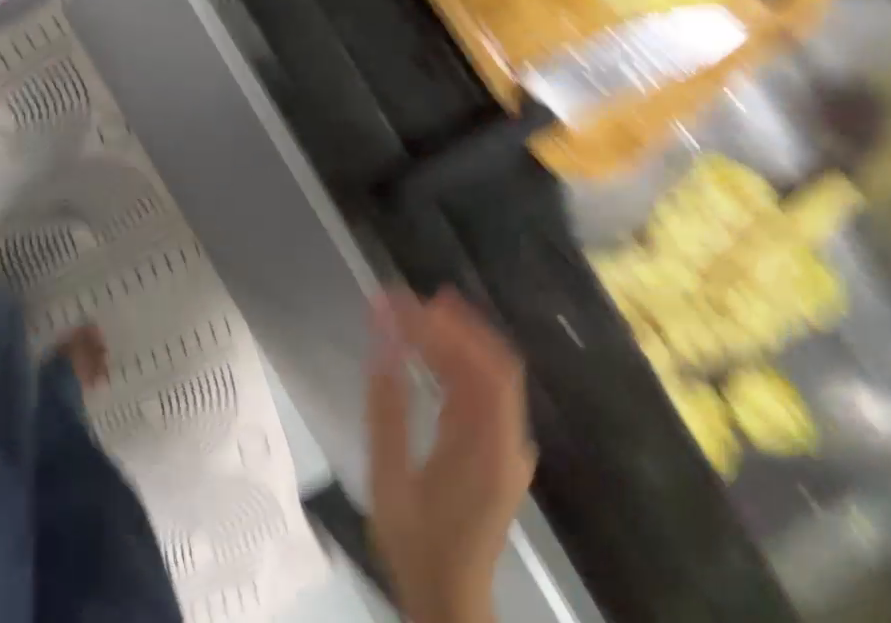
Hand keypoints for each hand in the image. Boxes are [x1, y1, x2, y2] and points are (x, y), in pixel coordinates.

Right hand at [367, 288, 535, 622]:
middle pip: (491, 367)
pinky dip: (458, 366)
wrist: (449, 597)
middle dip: (453, 325)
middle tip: (409, 297)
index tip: (401, 301)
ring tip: (418, 310)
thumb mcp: (389, 478)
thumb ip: (386, 411)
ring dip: (456, 341)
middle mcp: (508, 442)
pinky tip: (431, 353)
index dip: (446, 328)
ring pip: (490, 378)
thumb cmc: (415, 542)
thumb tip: (382, 347)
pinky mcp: (497, 454)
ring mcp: (507, 448)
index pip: (477, 369)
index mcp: (487, 448)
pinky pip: (484, 397)